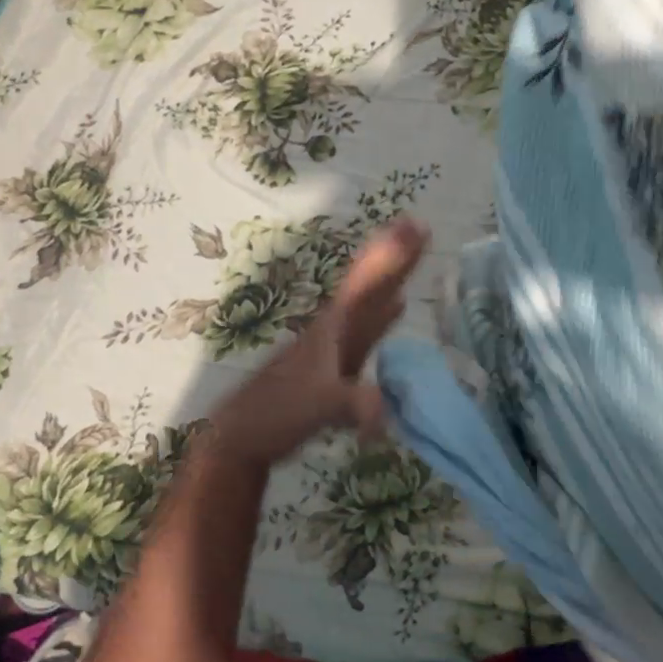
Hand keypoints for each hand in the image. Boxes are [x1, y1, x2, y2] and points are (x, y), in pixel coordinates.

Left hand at [207, 218, 429, 469]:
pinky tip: (398, 305)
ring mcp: (336, 347)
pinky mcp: (337, 366)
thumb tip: (383, 410)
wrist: (242, 437)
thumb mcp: (318, 407)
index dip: (392, 256)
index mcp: (333, 328)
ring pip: (370, 302)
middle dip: (396, 256)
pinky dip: (385, 313)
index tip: (414, 225)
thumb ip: (352, 404)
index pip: (369, 284)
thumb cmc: (275, 414)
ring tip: (412, 249)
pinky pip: (369, 329)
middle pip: (372, 284)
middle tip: (420, 224)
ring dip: (391, 277)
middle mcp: (336, 329)